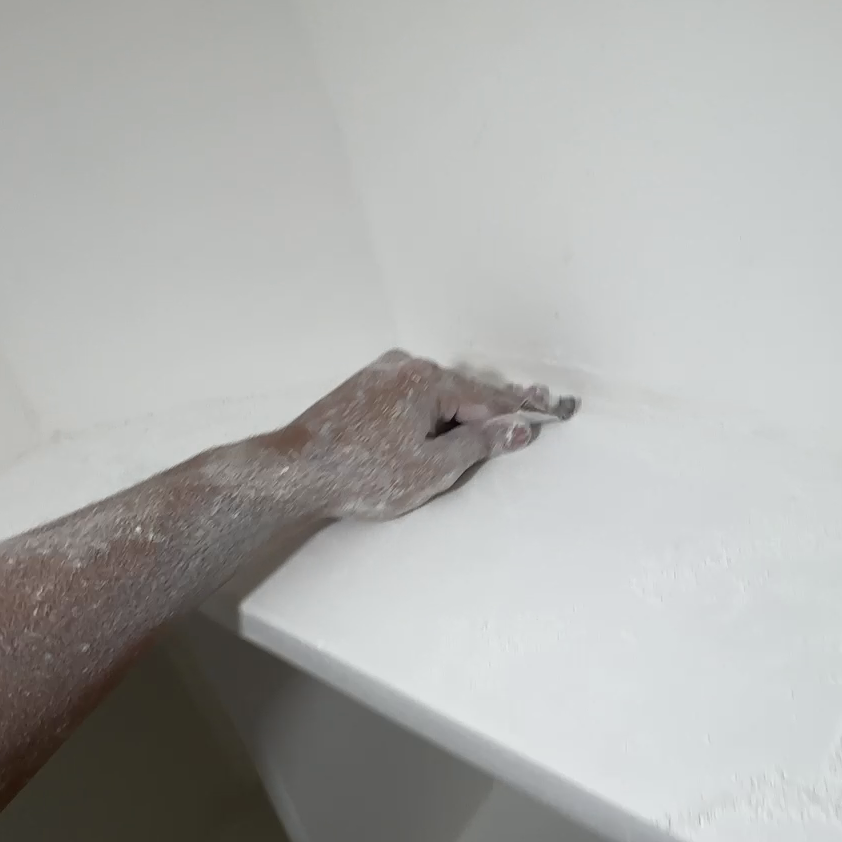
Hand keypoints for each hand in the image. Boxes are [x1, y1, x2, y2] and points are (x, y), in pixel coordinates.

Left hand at [266, 350, 577, 520]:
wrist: (293, 473)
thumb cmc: (364, 475)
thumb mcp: (432, 467)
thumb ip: (479, 443)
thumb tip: (519, 427)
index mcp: (427, 381)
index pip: (487, 397)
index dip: (518, 410)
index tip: (548, 411)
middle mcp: (406, 365)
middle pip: (462, 391)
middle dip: (488, 409)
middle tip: (520, 419)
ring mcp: (382, 372)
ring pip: (435, 392)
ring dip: (457, 412)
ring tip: (477, 432)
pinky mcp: (364, 386)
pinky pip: (412, 394)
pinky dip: (430, 410)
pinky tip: (434, 427)